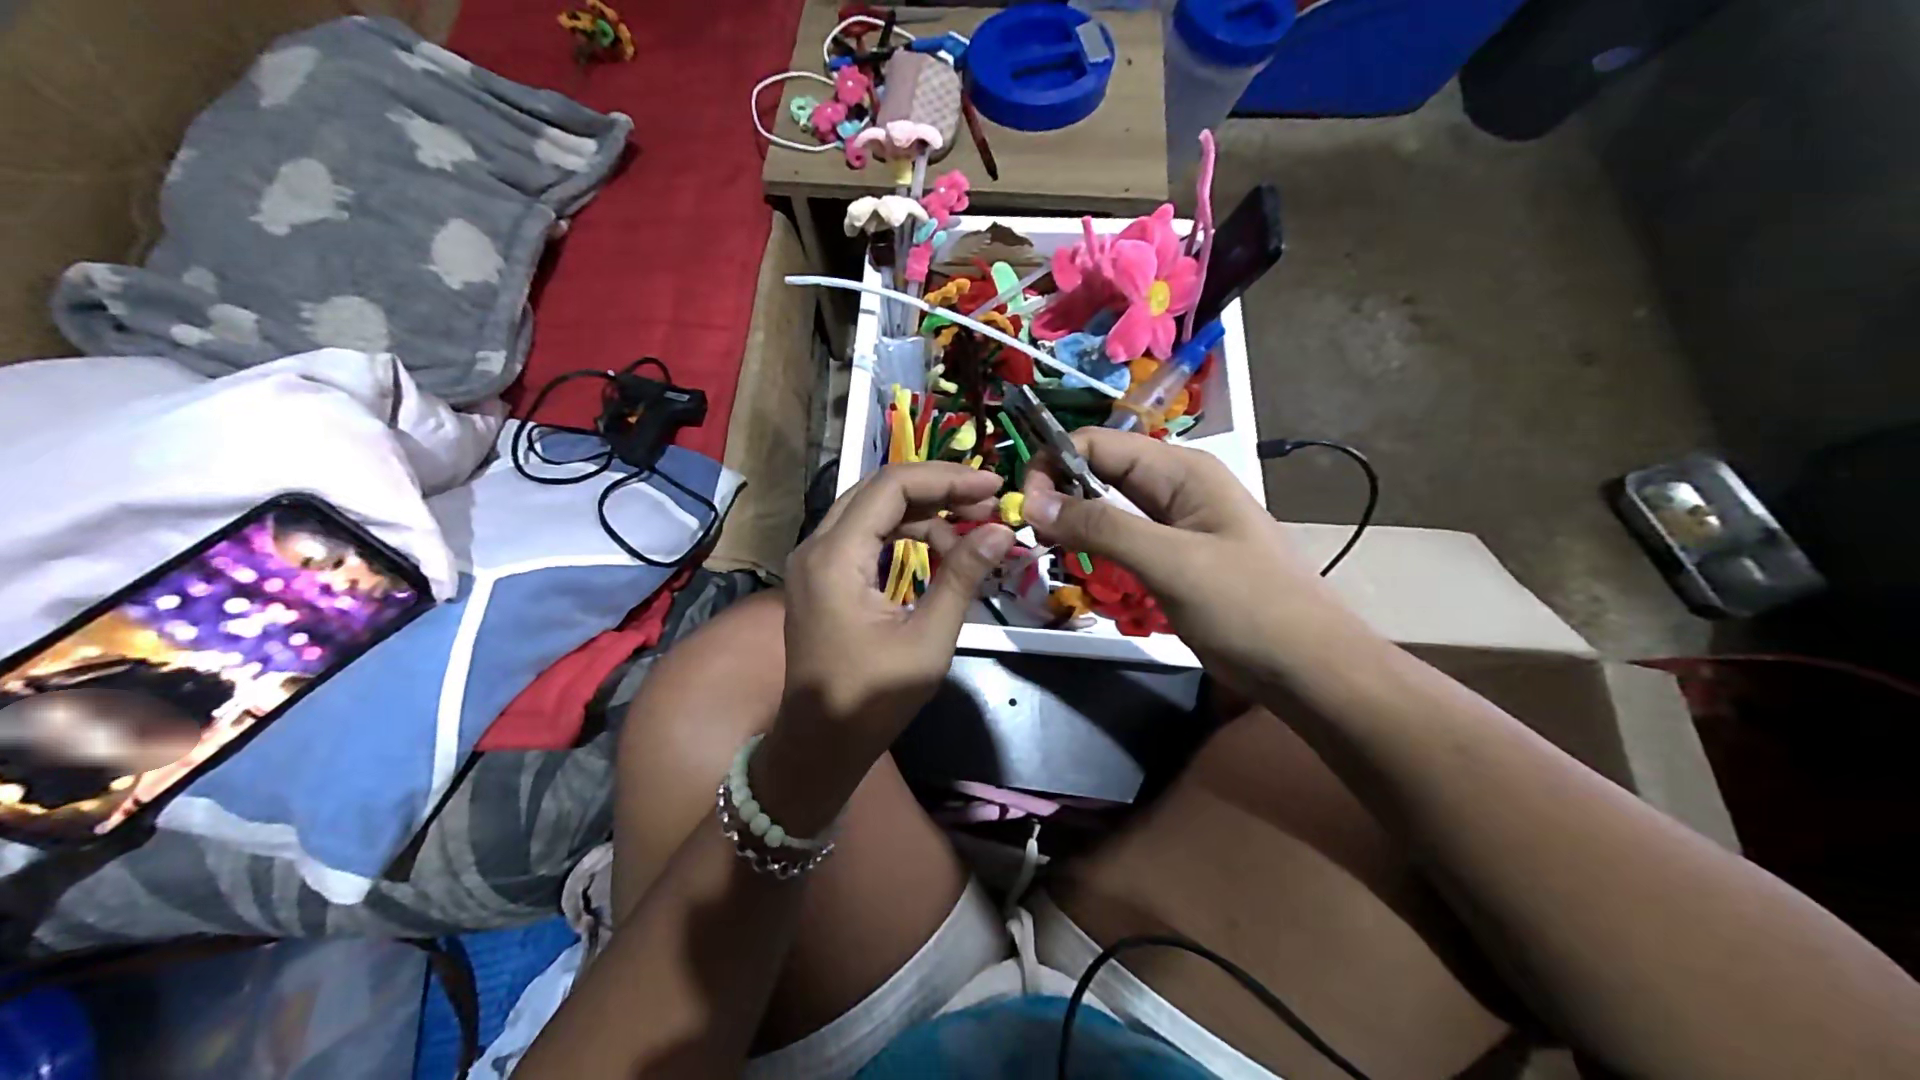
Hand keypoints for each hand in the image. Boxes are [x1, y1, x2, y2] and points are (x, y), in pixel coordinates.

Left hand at [757, 463, 1014, 829]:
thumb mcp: (927, 640)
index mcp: (835, 557)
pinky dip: (902, 533)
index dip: (947, 479)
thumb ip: (961, 577)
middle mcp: (816, 546)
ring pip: (872, 509)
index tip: (993, 487)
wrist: (820, 742)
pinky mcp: (821, 576)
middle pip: (879, 490)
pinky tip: (937, 549)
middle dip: (938, 490)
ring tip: (971, 530)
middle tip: (987, 504)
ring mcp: (814, 560)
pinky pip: (864, 534)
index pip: (892, 487)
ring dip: (923, 512)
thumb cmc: (873, 699)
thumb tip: (1000, 531)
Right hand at [1019, 429, 1366, 687]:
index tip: (1026, 509)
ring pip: (1106, 506)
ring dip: (1072, 522)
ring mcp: (1172, 524)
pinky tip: (1074, 563)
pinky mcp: (1170, 558)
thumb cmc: (1246, 605)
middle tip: (1029, 535)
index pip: (1098, 444)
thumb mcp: (1171, 561)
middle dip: (1059, 494)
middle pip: (1099, 471)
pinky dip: (1092, 546)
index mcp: (1181, 470)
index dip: (1055, 465)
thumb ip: (1100, 527)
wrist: (1305, 667)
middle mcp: (1174, 486)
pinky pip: (1120, 538)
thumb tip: (1032, 502)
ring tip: (1044, 550)